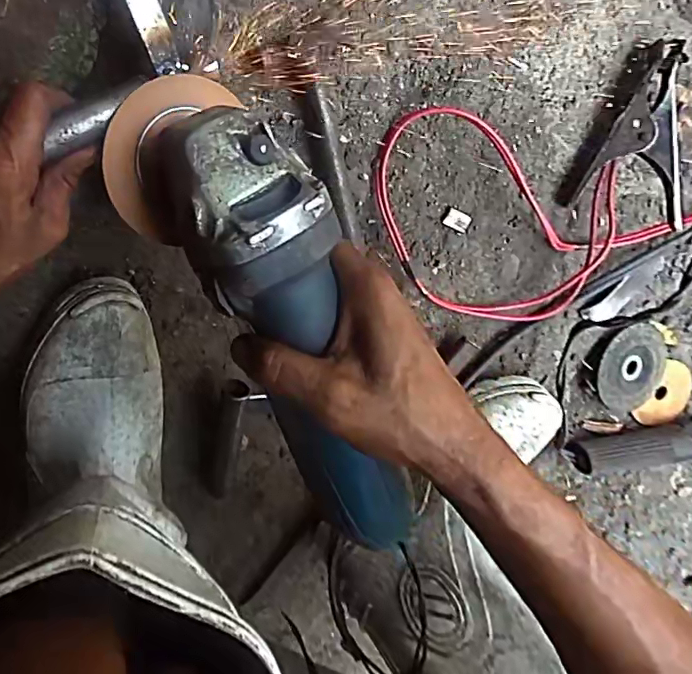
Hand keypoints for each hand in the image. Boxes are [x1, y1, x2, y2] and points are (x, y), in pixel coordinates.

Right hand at [231, 242, 497, 475]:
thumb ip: (279, 367)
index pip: (315, 242)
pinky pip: (341, 313)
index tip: (251, 274)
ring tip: (273, 335)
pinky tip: (304, 354)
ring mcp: (383, 308)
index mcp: (366, 285)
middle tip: (256, 312)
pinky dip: (319, 325)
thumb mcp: (328, 394)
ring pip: (329, 293)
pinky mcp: (384, 331)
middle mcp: (378, 287)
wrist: (451, 449)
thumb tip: (240, 346)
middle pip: (318, 268)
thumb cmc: (401, 415)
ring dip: (301, 310)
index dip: (280, 254)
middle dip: (285, 287)